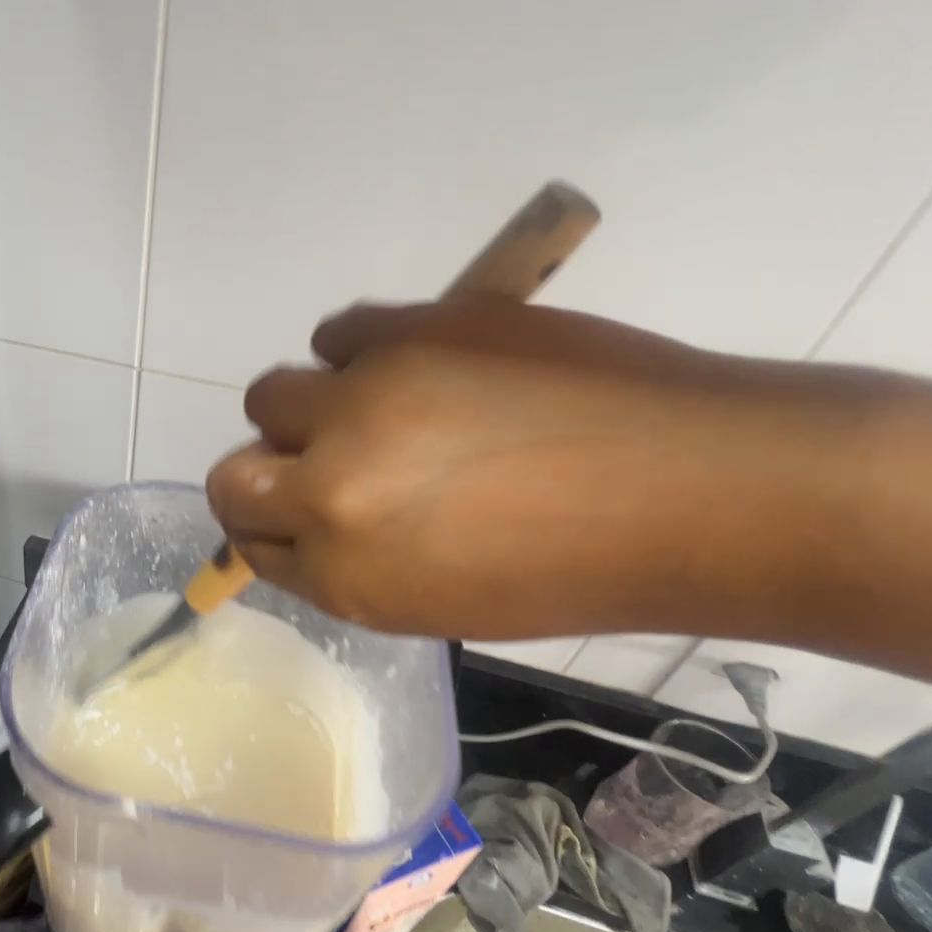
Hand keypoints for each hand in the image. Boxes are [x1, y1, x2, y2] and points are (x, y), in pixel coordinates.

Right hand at [206, 299, 840, 639]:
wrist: (697, 494)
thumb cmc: (568, 573)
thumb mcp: (427, 604)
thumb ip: (341, 565)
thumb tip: (299, 519)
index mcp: (341, 570)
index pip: (245, 536)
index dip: (267, 527)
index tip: (296, 518)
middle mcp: (333, 484)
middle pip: (235, 469)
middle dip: (269, 473)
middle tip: (329, 468)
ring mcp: (369, 397)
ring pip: (272, 393)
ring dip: (308, 409)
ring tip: (376, 413)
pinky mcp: (417, 327)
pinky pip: (338, 333)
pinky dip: (356, 354)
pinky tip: (410, 370)